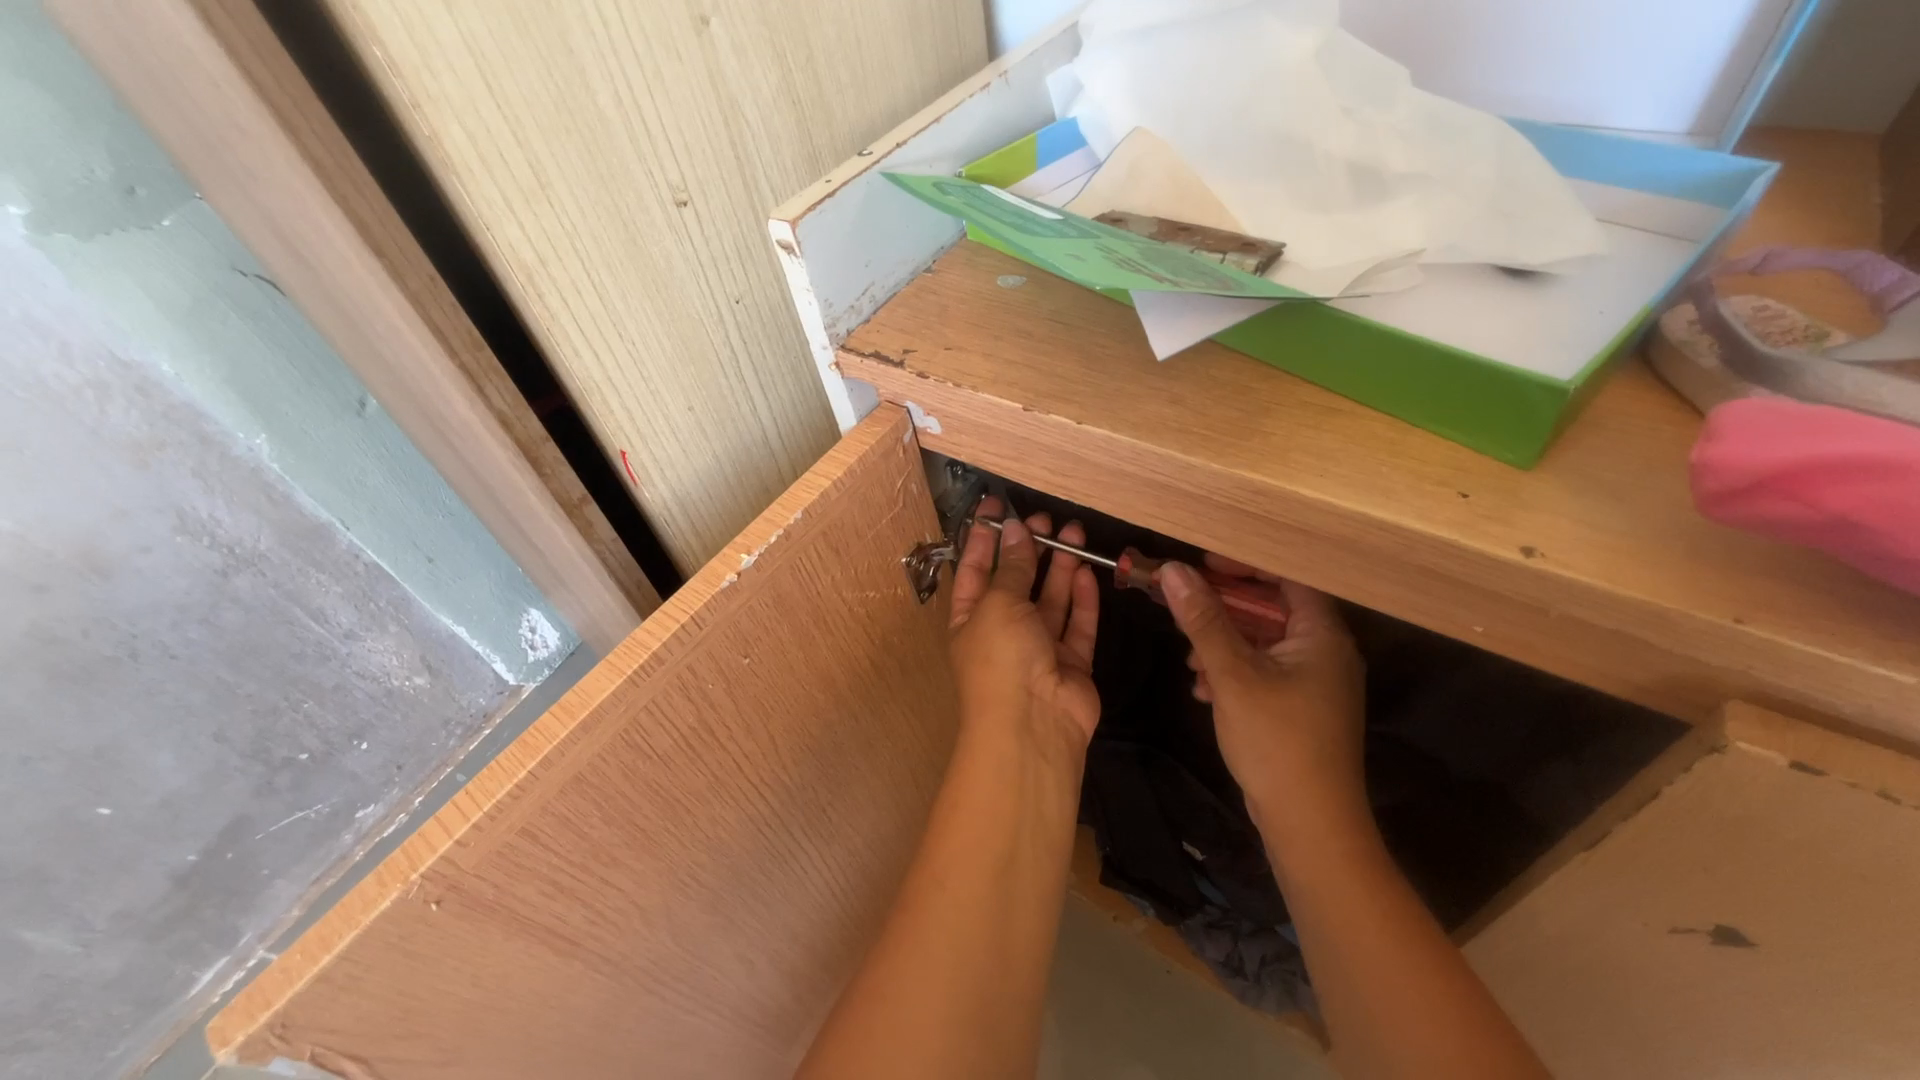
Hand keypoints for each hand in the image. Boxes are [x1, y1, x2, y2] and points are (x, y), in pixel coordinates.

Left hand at [948, 497, 1100, 749]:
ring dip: (1060, 567)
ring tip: (1074, 532)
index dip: (983, 539)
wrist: (1033, 726)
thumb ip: (1012, 568)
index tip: (995, 507)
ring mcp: (1038, 649)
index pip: (974, 571)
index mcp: (969, 620)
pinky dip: (1082, 600)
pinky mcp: (1072, 663)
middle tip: (1046, 519)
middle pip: (1016, 583)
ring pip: (1051, 601)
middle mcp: (1002, 632)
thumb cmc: (1001, 658)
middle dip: (1029, 550)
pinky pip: (1077, 625)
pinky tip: (1087, 572)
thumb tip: (1016, 531)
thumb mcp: (998, 604)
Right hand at [1160, 556, 1365, 828]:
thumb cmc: (1276, 740)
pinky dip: (1234, 673)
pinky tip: (1205, 692)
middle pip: (1271, 609)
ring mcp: (1316, 683)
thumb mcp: (1232, 675)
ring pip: (1264, 643)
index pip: (1285, 577)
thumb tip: (1173, 571)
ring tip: (1191, 664)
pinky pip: (1266, 673)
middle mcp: (1326, 652)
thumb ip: (1204, 620)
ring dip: (1224, 645)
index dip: (1243, 565)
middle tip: (1182, 610)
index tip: (1199, 565)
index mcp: (1322, 634)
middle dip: (1223, 611)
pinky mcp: (1303, 708)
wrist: (1310, 822)